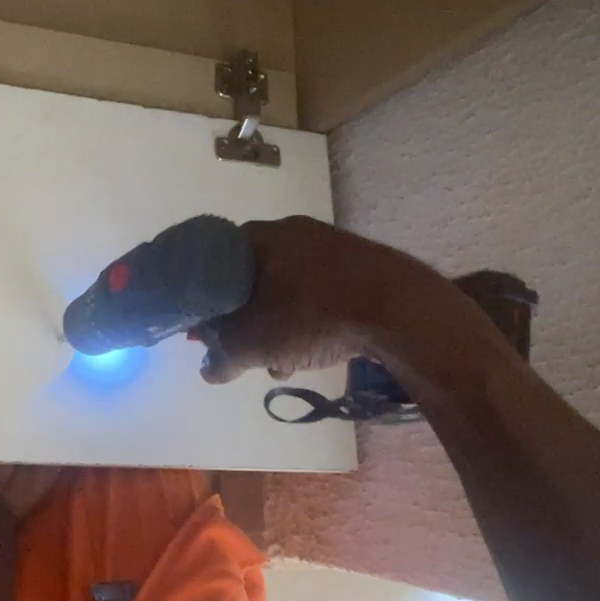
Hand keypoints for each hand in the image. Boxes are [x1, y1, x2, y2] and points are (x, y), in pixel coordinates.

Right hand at [188, 216, 457, 384]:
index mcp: (257, 237)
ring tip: (276, 362)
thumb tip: (208, 369)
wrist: (400, 310)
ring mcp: (328, 245)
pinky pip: (315, 292)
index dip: (199, 299)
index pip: (210, 262)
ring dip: (273, 326)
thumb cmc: (312, 315)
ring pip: (283, 289)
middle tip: (236, 348)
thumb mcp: (254, 344)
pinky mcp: (358, 265)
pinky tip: (309, 353)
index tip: (198, 328)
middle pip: (248, 278)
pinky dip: (303, 320)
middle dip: (239, 319)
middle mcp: (291, 231)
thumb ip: (221, 356)